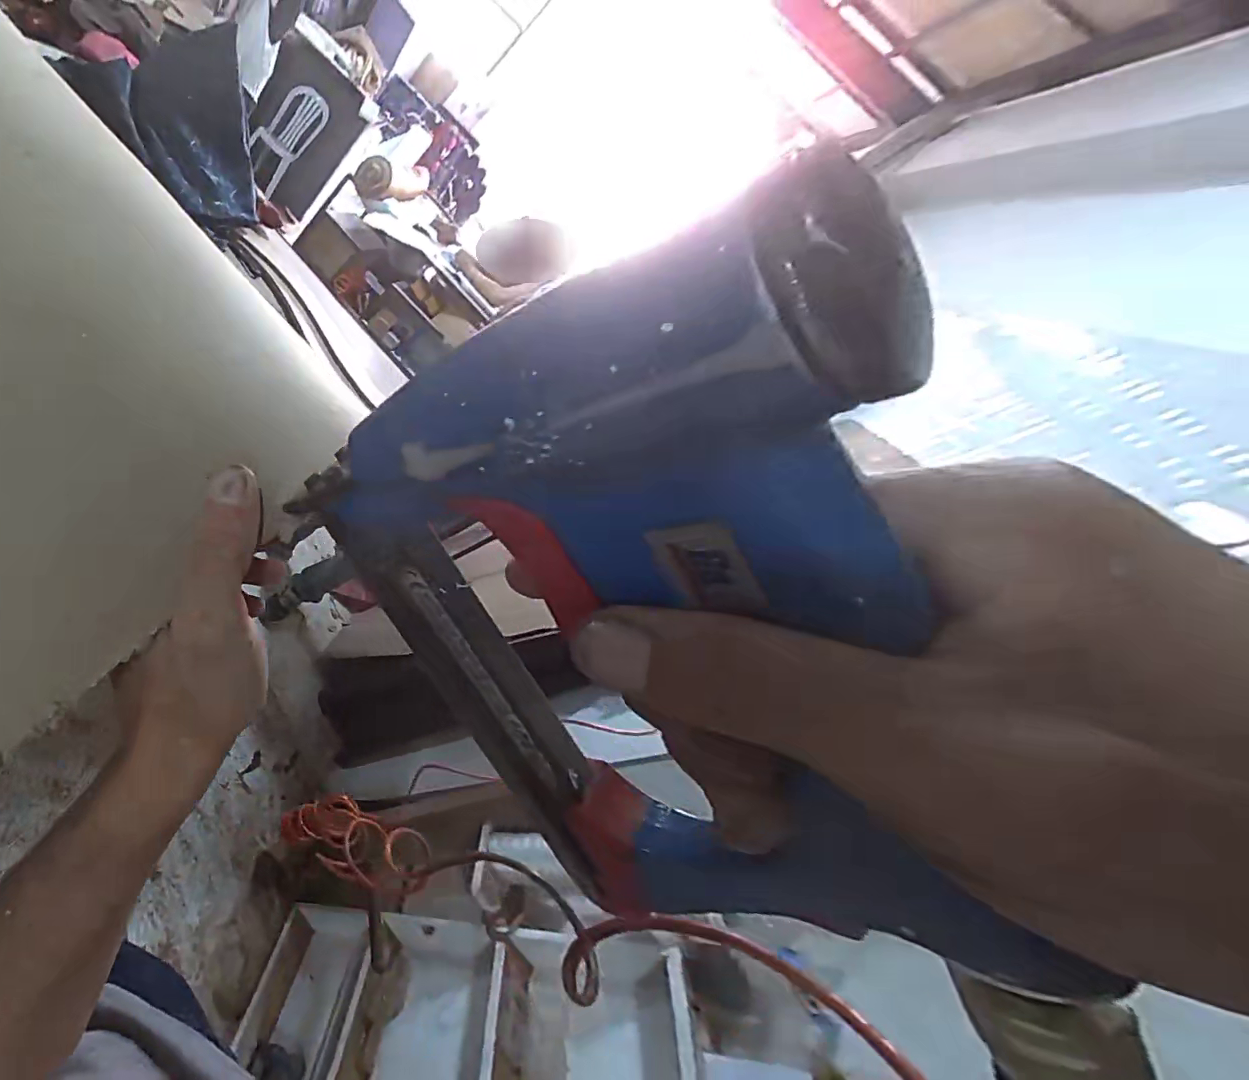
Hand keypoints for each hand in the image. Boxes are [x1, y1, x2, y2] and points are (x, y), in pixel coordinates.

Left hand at [113, 466, 281, 776]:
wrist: (185, 752)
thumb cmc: (199, 685)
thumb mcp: (213, 614)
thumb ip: (219, 551)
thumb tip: (231, 476)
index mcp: (142, 568)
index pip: (165, 502)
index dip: (202, 481)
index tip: (244, 465)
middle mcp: (145, 577)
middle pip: (186, 525)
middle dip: (230, 514)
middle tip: (272, 509)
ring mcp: (165, 600)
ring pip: (204, 554)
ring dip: (242, 548)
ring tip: (276, 554)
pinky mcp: (184, 619)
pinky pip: (213, 581)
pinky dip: (240, 576)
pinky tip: (265, 585)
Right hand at [558, 461, 1248, 1010]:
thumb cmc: (1193, 816)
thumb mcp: (929, 751)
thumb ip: (749, 681)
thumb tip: (596, 635)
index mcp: (945, 519)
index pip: (742, 514)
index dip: (638, 552)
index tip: (553, 586)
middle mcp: (950, 543)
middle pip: (760, 597)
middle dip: (720, 691)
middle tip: (740, 788)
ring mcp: (976, 608)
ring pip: (797, 653)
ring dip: (765, 737)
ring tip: (784, 824)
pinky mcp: (995, 669)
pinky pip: (850, 689)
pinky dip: (816, 750)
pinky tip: (821, 813)